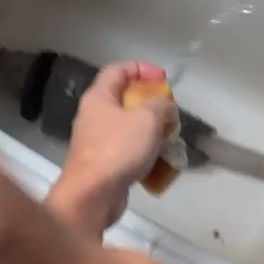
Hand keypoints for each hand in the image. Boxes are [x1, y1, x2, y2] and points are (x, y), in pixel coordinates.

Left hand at [51, 61, 175, 231]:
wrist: (93, 195)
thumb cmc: (118, 149)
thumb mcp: (147, 119)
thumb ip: (161, 106)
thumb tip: (166, 108)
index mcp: (98, 98)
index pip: (118, 70)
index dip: (142, 68)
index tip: (164, 79)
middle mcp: (93, 116)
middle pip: (124, 100)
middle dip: (151, 105)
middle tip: (170, 113)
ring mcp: (97, 142)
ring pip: (129, 128)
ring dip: (151, 132)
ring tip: (170, 140)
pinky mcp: (103, 165)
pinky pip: (127, 152)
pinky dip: (144, 154)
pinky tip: (160, 163)